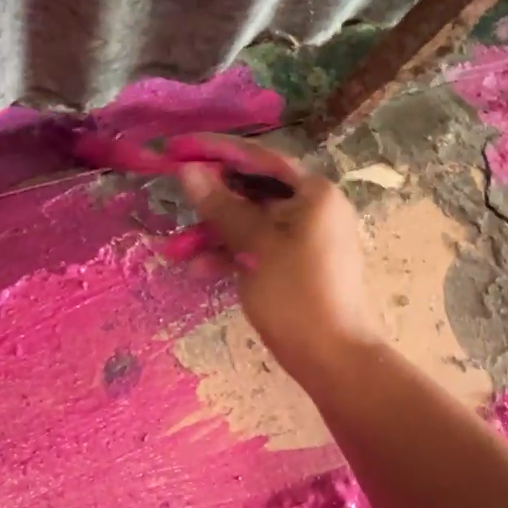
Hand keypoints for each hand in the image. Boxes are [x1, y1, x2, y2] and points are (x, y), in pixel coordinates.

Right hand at [175, 136, 383, 383]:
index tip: (176, 149)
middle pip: (254, 192)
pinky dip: (233, 256)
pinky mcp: (300, 268)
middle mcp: (316, 209)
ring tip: (176, 252)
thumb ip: (222, 207)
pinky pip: (261, 250)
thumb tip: (189, 171)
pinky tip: (201, 271)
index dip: (216, 152)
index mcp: (314, 193)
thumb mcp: (255, 247)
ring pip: (253, 225)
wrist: (334, 359)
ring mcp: (309, 240)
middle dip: (211, 204)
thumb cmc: (297, 296)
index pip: (259, 159)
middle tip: (174, 207)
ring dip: (215, 236)